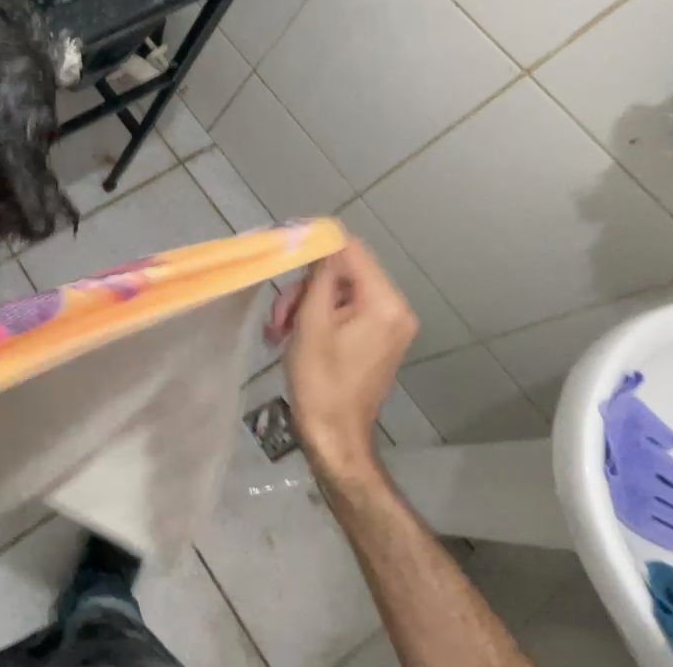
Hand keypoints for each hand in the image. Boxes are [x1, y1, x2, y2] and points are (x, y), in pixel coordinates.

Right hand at [266, 239, 417, 484]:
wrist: (334, 435)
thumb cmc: (320, 380)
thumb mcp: (311, 321)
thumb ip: (319, 275)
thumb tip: (319, 237)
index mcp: (385, 303)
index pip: (351, 250)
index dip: (316, 241)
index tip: (281, 242)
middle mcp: (395, 309)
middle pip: (342, 272)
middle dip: (304, 286)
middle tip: (278, 313)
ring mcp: (388, 325)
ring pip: (338, 291)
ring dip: (304, 303)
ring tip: (279, 329)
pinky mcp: (377, 338)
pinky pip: (344, 310)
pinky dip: (316, 316)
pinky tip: (292, 334)